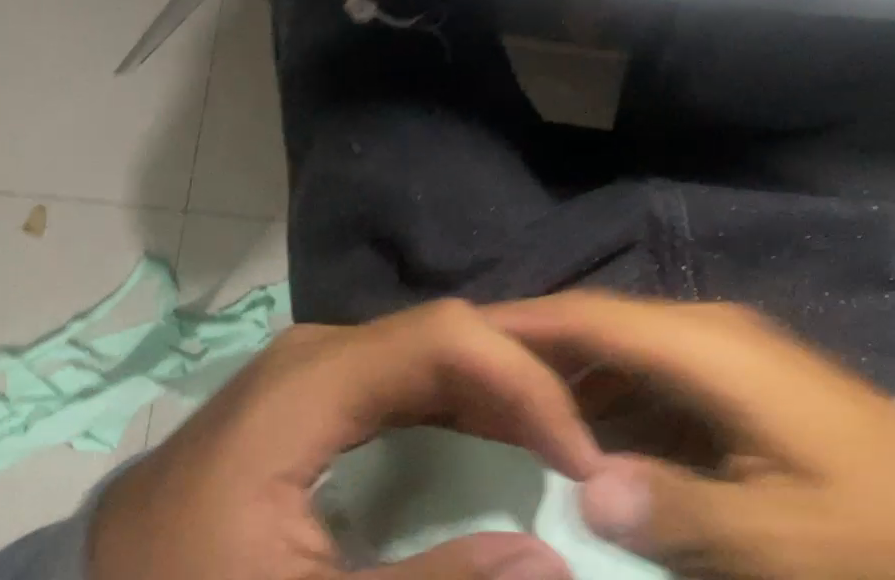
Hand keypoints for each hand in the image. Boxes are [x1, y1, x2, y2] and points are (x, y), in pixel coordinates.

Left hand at [88, 299, 602, 579]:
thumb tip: (548, 562)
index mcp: (310, 385)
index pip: (442, 339)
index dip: (523, 384)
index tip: (580, 458)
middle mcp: (317, 353)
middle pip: (444, 336)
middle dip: (522, 385)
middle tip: (585, 454)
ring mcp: (312, 369)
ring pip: (430, 353)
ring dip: (499, 394)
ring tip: (559, 447)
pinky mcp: (312, 393)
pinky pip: (406, 379)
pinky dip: (462, 406)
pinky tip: (498, 440)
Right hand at [488, 294, 894, 579]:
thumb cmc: (877, 528)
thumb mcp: (782, 539)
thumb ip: (679, 509)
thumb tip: (585, 489)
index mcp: (710, 351)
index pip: (596, 320)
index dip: (527, 323)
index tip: (463, 332)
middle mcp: (708, 331)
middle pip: (601, 326)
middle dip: (537, 348)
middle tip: (470, 380)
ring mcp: (724, 351)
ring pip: (622, 348)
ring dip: (571, 376)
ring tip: (509, 408)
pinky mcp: (736, 377)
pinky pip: (650, 374)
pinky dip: (608, 396)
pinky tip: (583, 434)